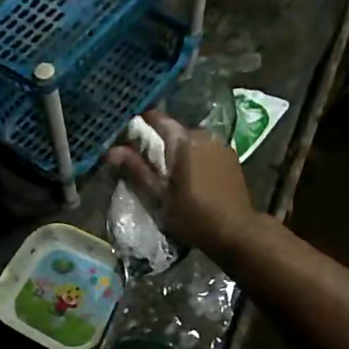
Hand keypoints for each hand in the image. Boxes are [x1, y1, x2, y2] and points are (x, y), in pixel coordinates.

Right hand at [105, 111, 258, 257]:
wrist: (236, 231)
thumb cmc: (192, 216)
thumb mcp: (159, 197)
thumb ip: (136, 170)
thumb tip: (111, 151)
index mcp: (182, 141)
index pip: (157, 118)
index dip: (140, 123)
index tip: (127, 135)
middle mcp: (203, 135)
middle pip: (174, 130)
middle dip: (159, 141)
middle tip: (145, 163)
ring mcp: (220, 144)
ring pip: (190, 140)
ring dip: (178, 151)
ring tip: (168, 173)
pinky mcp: (230, 156)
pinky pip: (205, 149)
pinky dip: (194, 157)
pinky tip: (191, 177)